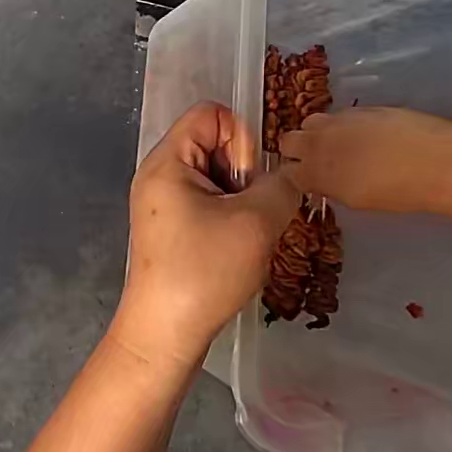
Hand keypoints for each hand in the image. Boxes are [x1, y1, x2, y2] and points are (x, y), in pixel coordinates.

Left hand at [114, 102, 299, 369]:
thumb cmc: (204, 272)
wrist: (164, 338)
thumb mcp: (257, 222)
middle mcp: (160, 174)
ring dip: (241, 195)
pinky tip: (238, 242)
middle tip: (252, 209)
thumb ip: (283, 184)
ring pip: (216, 173)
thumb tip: (291, 173)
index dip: (241, 137)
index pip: (211, 113)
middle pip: (214, 141)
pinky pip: (209, 198)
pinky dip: (230, 212)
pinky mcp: (171, 226)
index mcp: (168, 162)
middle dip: (243, 170)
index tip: (248, 180)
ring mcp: (163, 202)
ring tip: (248, 230)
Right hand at [277, 107, 451, 215]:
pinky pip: (338, 116)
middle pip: (289, 140)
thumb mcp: (358, 199)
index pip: (287, 171)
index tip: (300, 182)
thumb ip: (332, 186)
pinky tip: (361, 138)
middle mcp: (321, 140)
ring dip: (317, 133)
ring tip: (337, 148)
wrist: (437, 159)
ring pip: (312, 122)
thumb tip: (324, 181)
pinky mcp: (362, 108)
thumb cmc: (400, 192)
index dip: (291, 176)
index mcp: (317, 171)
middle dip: (296, 149)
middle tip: (315, 162)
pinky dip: (341, 126)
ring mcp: (341, 119)